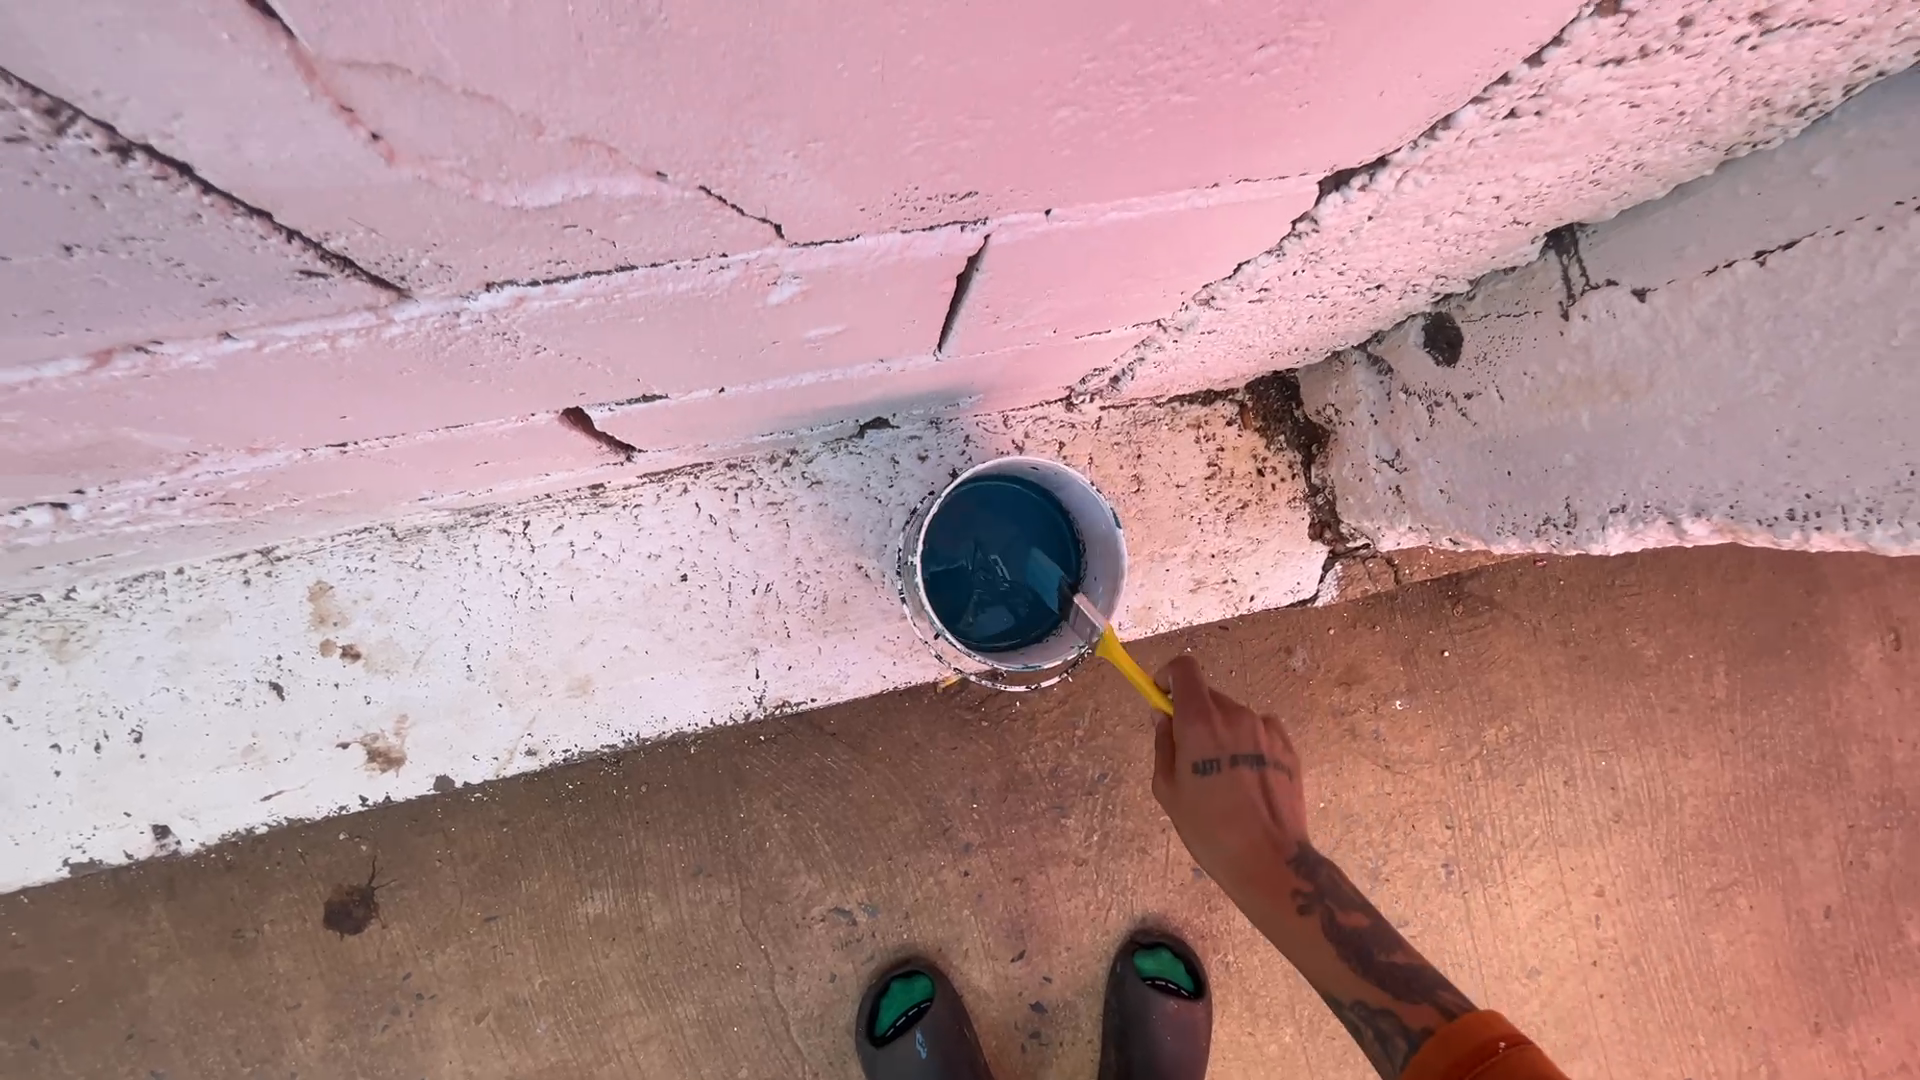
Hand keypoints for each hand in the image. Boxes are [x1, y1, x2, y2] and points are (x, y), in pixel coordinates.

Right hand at [1151, 655, 1310, 900]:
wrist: (1269, 860)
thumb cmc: (1208, 828)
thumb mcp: (1167, 789)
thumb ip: (1163, 744)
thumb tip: (1164, 716)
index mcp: (1200, 721)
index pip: (1184, 669)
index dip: (1169, 676)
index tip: (1162, 696)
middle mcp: (1235, 715)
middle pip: (1207, 695)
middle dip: (1193, 713)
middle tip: (1189, 751)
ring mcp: (1265, 729)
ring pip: (1232, 715)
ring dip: (1220, 730)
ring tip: (1221, 773)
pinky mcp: (1288, 746)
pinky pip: (1258, 730)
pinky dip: (1247, 742)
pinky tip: (1246, 776)